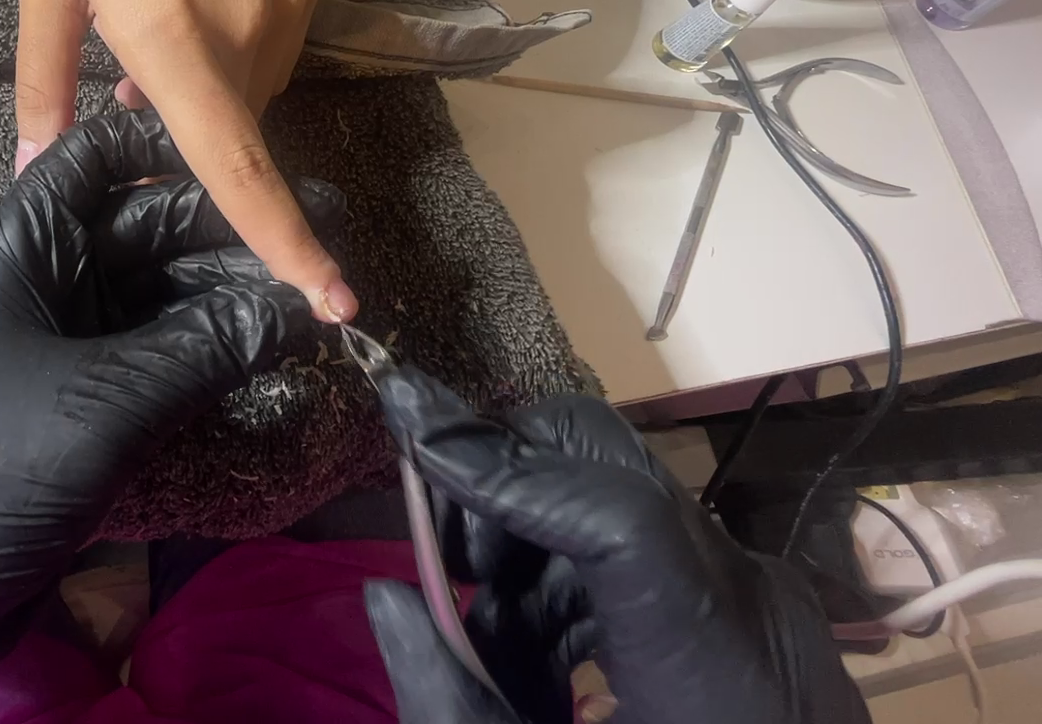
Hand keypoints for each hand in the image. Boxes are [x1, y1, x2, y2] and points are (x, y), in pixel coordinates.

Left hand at [0, 111, 329, 721]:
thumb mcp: (100, 408)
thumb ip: (204, 350)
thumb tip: (308, 307)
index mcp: (22, 243)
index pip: (98, 157)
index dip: (173, 147)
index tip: (258, 161)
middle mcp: (49, 271)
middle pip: (149, 223)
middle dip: (232, 230)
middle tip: (331, 238)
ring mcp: (71, 329)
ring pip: (163, 285)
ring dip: (233, 290)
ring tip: (322, 296)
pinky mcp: (90, 382)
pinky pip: (160, 340)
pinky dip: (212, 340)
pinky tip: (274, 341)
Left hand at [15, 0, 354, 322]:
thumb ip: (42, 83)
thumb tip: (34, 164)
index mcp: (172, 38)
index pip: (235, 162)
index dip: (282, 239)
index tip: (330, 300)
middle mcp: (247, 35)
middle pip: (232, 135)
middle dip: (188, 139)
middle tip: (132, 90)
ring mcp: (288, 12)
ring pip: (249, 97)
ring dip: (206, 92)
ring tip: (158, 31)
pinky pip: (267, 59)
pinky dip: (229, 61)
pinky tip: (193, 9)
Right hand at [363, 367, 869, 723]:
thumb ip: (449, 706)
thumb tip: (387, 592)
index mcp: (719, 686)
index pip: (618, 523)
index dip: (501, 469)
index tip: (406, 440)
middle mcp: (751, 612)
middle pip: (605, 458)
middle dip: (494, 468)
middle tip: (440, 543)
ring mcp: (750, 592)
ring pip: (598, 472)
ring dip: (510, 512)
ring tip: (476, 603)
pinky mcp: (734, 594)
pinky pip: (618, 519)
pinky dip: (547, 548)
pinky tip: (523, 626)